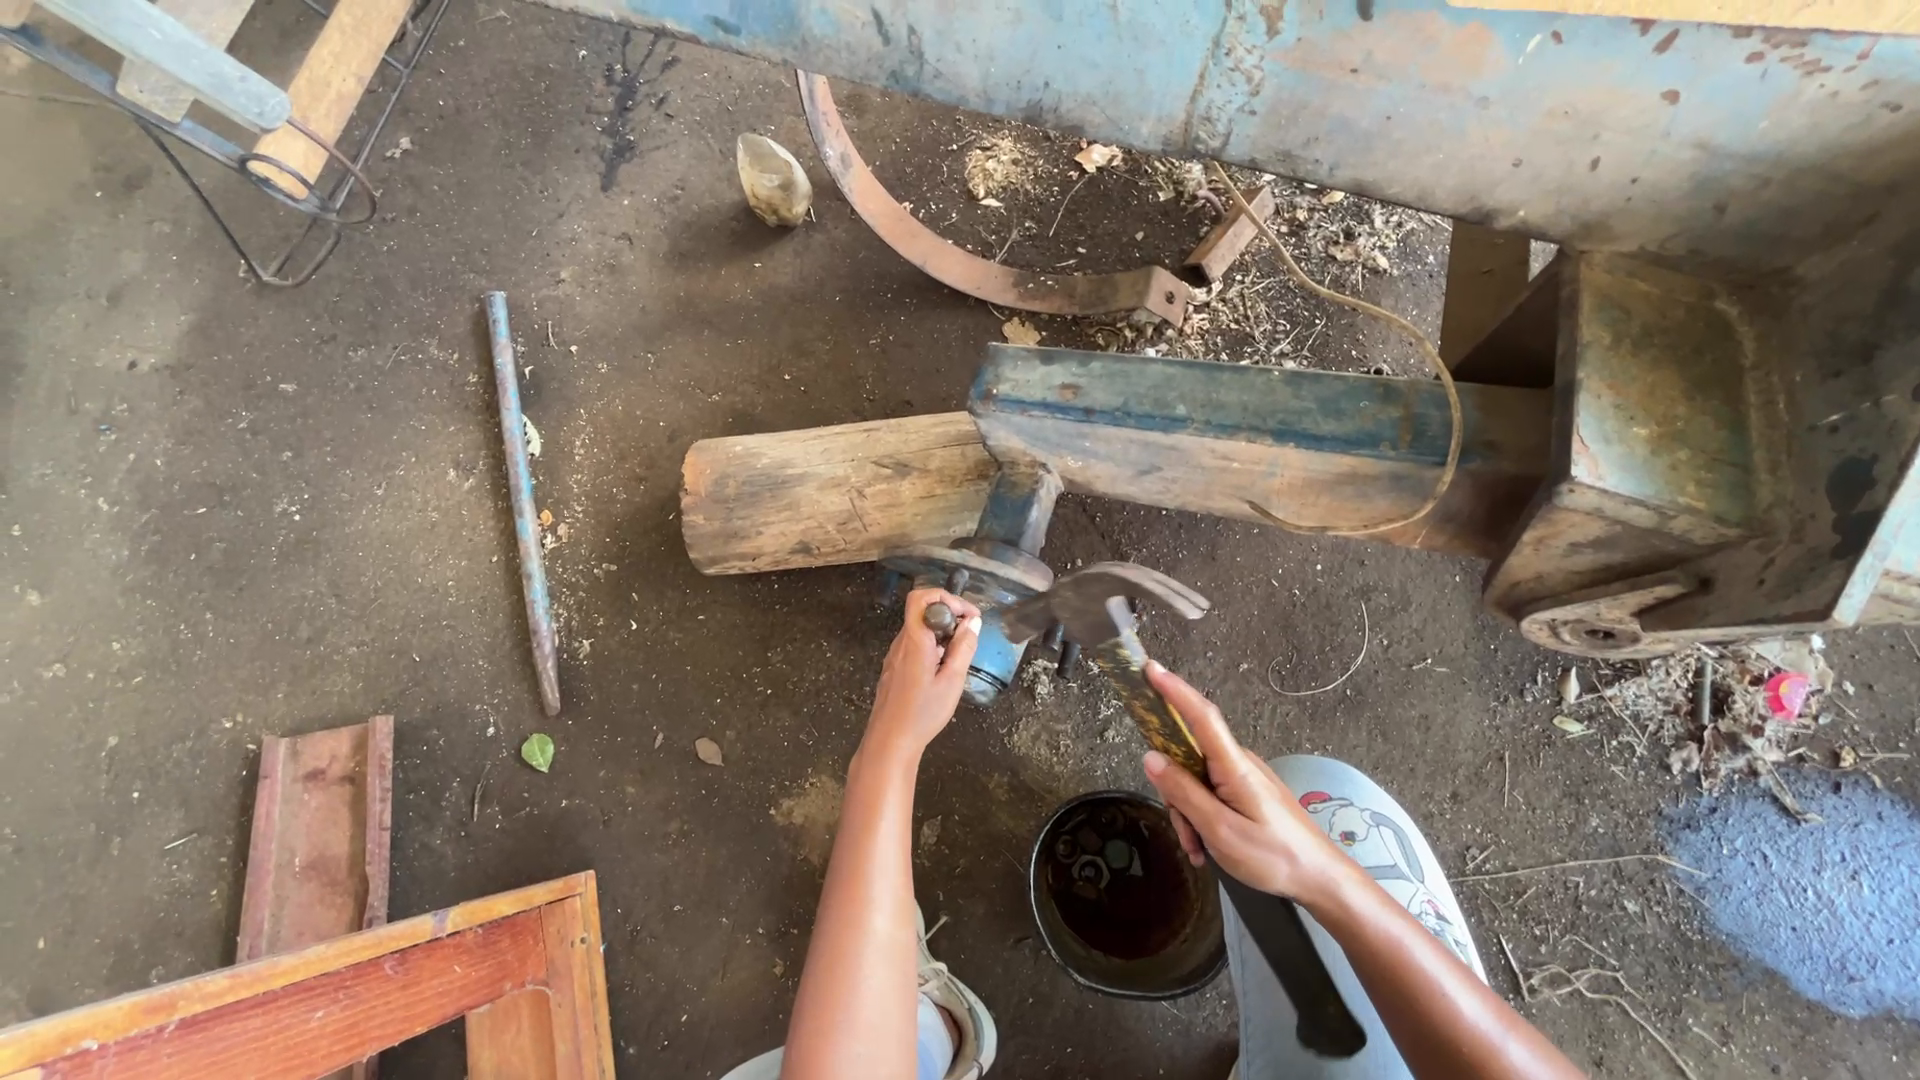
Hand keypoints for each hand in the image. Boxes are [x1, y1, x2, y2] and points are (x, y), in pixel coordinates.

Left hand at [861, 588, 981, 763]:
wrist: (890, 741)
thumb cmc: (922, 713)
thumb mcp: (952, 681)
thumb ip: (963, 648)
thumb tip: (973, 622)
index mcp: (914, 640)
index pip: (922, 597)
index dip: (947, 598)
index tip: (968, 616)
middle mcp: (901, 643)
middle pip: (923, 612)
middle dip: (950, 617)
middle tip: (969, 636)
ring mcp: (895, 656)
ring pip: (919, 630)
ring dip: (942, 634)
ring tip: (958, 656)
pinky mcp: (894, 669)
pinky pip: (914, 646)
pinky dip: (932, 647)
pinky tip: (942, 670)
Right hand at [1139, 662, 1351, 906]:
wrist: (1322, 879)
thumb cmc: (1274, 855)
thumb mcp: (1220, 830)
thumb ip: (1183, 793)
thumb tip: (1150, 757)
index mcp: (1233, 765)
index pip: (1201, 716)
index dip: (1174, 690)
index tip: (1150, 668)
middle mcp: (1238, 762)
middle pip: (1188, 756)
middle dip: (1174, 791)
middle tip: (1185, 833)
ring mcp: (1244, 776)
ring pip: (1196, 779)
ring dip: (1188, 812)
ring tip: (1200, 849)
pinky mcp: (1248, 791)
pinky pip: (1211, 793)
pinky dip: (1202, 817)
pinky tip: (1208, 847)